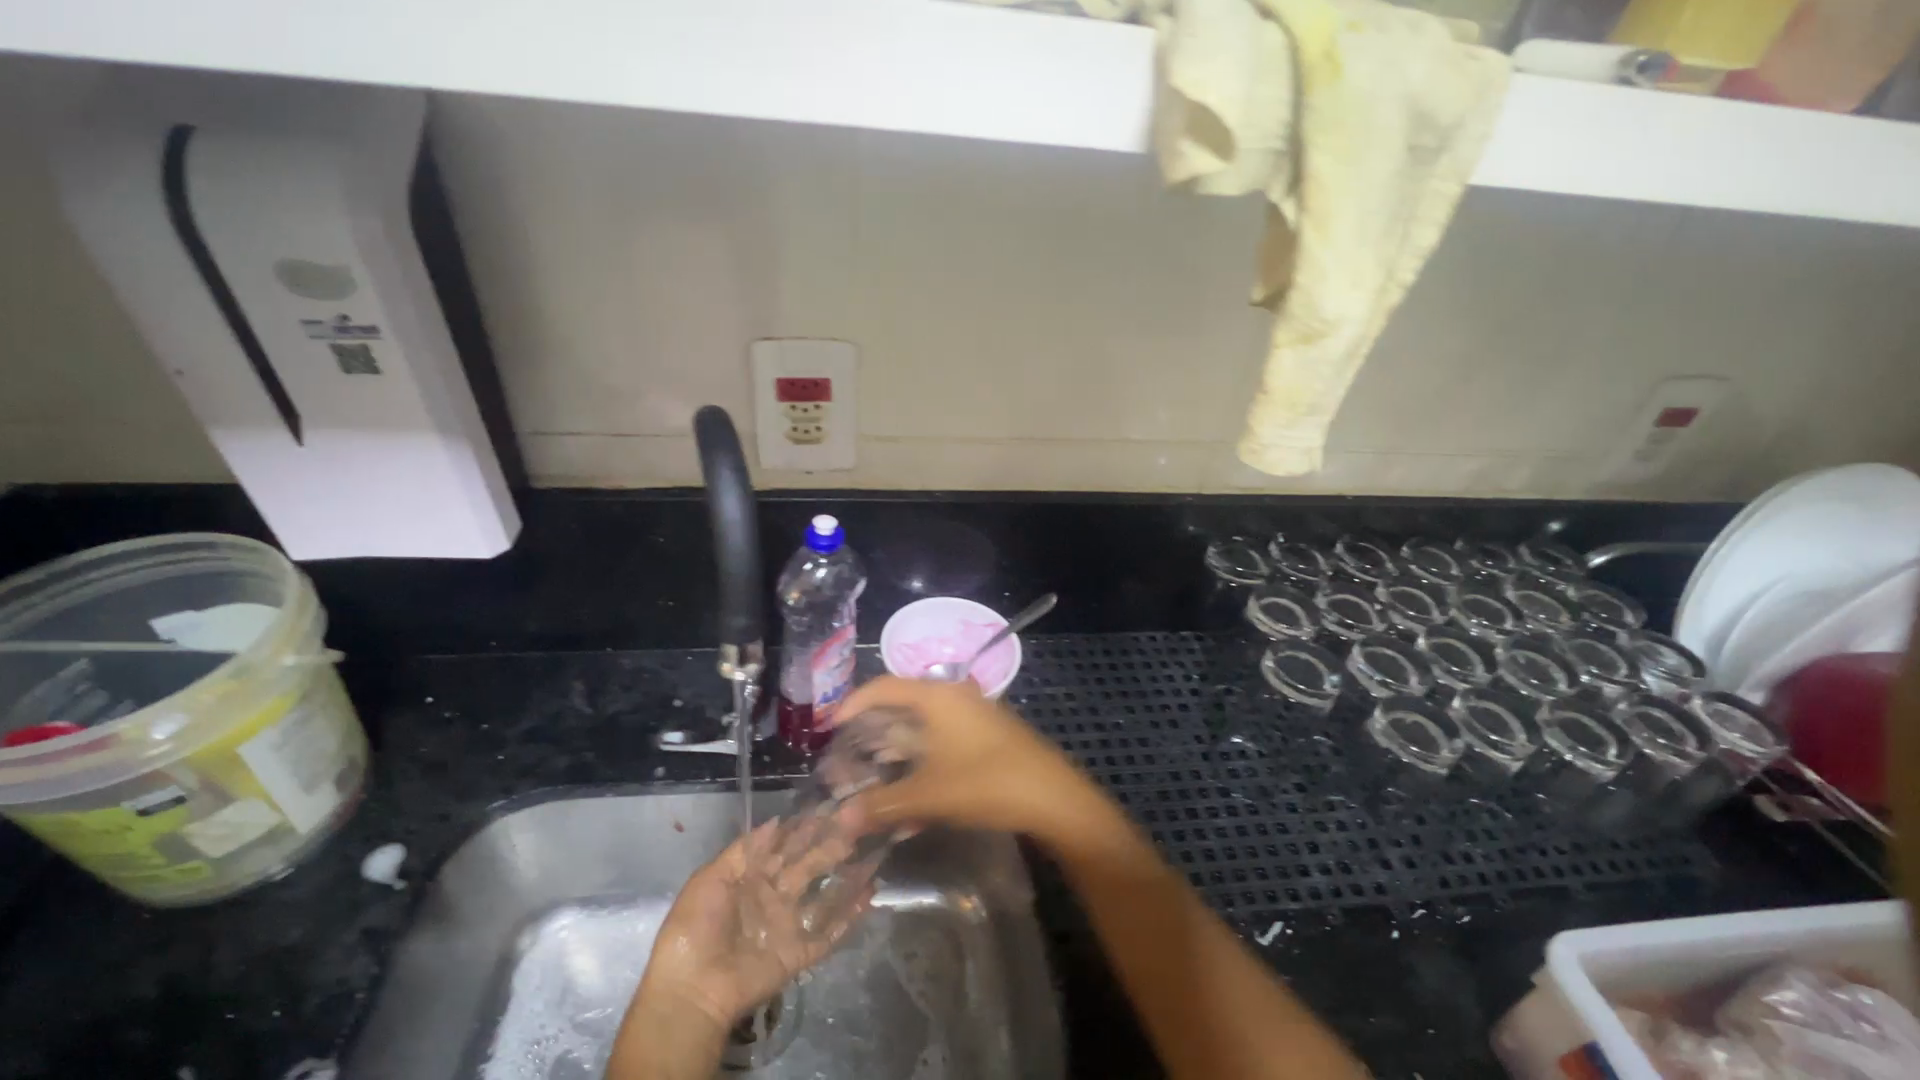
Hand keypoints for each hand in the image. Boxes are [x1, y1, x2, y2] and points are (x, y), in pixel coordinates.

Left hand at [630, 817, 872, 1031]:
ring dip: (847, 879)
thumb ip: (745, 850)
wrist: (692, 988)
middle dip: (830, 846)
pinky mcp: (798, 954)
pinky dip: (849, 918)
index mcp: (750, 879)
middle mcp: (773, 898)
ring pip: (824, 897)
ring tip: (873, 857)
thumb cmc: (695, 927)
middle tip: (857, 825)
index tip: (829, 809)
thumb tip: (777, 821)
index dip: (804, 830)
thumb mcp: (710, 879)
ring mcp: (788, 926)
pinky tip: (869, 897)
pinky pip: (829, 934)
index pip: (783, 848)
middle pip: (807, 868)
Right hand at [833, 676, 1110, 844]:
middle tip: (849, 755)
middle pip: (904, 705)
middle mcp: (956, 697)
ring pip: (926, 727)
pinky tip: (916, 801)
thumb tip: (840, 821)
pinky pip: (945, 742)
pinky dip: (924, 763)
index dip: (852, 705)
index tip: (830, 728)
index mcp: (938, 697)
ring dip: (899, 752)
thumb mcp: (929, 796)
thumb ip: (882, 805)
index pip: (883, 687)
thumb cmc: (987, 783)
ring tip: (876, 777)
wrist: (1056, 799)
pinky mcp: (991, 738)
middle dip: (874, 732)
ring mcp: (977, 716)